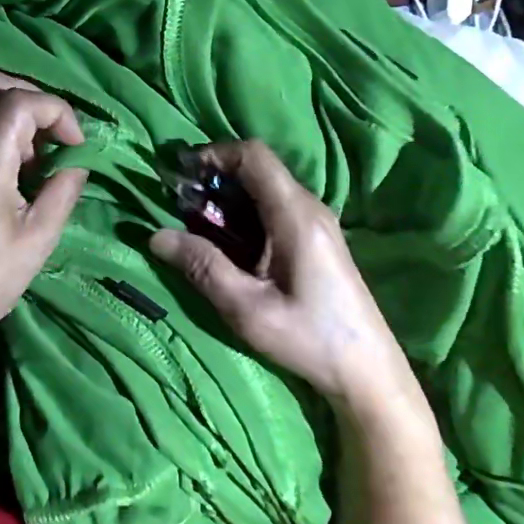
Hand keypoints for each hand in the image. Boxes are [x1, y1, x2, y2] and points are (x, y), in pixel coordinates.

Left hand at [0, 70, 89, 339]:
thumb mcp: (42, 237)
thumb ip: (64, 188)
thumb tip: (77, 159)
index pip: (18, 104)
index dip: (56, 111)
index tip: (73, 142)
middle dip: (32, 95)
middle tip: (52, 130)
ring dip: (13, 109)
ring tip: (33, 148)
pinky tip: (13, 160)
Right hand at [149, 140, 410, 407]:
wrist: (367, 370)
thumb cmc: (309, 338)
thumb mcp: (247, 309)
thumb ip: (203, 267)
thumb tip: (156, 236)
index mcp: (295, 215)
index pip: (254, 156)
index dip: (214, 153)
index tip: (181, 172)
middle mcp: (308, 207)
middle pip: (257, 169)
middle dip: (214, 178)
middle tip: (180, 204)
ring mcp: (315, 222)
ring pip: (264, 189)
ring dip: (226, 198)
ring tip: (195, 226)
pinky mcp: (315, 238)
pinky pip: (273, 208)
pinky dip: (242, 214)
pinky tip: (226, 244)